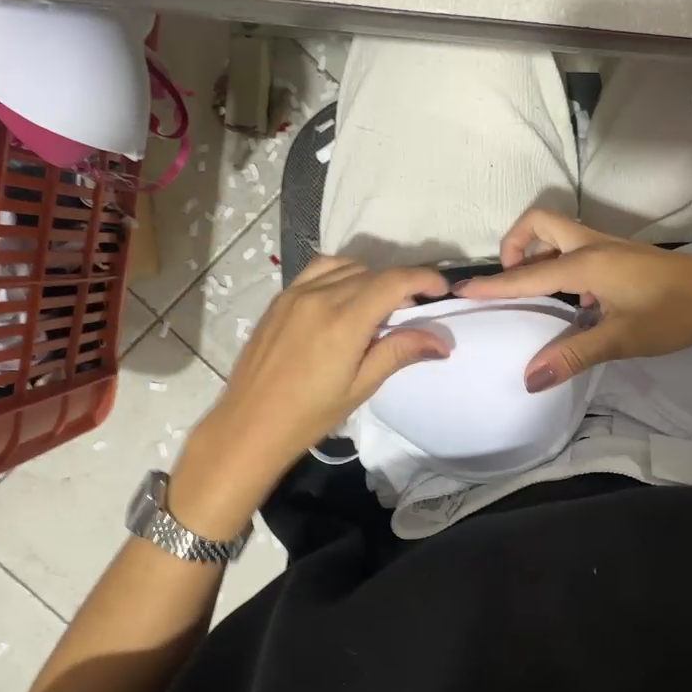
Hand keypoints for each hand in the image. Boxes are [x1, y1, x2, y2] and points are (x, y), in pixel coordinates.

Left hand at [198, 256, 449, 472]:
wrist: (249, 425)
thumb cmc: (309, 415)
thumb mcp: (361, 387)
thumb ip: (399, 352)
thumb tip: (442, 341)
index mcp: (343, 322)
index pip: (394, 281)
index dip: (424, 279)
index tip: (442, 291)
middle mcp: (319, 297)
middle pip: (374, 272)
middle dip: (402, 284)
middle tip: (414, 311)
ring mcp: (296, 294)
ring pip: (347, 266)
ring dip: (372, 277)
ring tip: (381, 304)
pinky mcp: (280, 298)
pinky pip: (320, 269)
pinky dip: (343, 273)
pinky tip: (347, 297)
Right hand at [453, 209, 691, 391]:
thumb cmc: (673, 315)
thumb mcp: (621, 339)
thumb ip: (573, 356)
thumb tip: (528, 379)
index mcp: (587, 264)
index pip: (528, 275)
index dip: (493, 285)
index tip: (461, 290)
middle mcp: (593, 246)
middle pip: (540, 224)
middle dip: (516, 244)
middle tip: (510, 279)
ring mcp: (609, 248)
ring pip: (560, 236)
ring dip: (540, 255)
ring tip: (537, 294)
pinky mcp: (622, 257)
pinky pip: (578, 250)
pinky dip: (562, 265)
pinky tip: (579, 304)